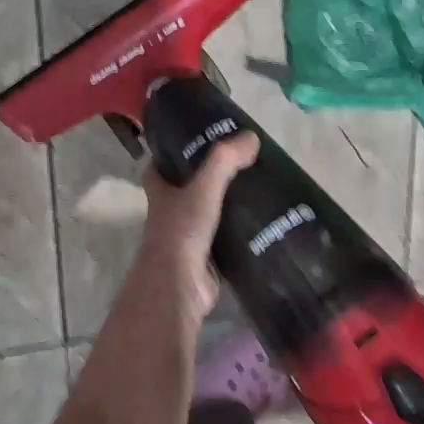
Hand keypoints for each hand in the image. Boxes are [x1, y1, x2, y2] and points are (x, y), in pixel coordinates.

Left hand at [132, 132, 259, 330]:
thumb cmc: (182, 232)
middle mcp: (171, 214)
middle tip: (240, 163)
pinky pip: (227, 240)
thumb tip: (251, 136)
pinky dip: (242, 232)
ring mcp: (188, 238)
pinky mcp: (208, 259)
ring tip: (259, 188)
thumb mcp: (203, 189)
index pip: (157, 167)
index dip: (169, 154)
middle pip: (187, 190)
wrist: (179, 287)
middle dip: (208, 178)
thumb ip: (224, 161)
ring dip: (228, 204)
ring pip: (209, 214)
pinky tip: (266, 222)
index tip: (194, 141)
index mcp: (161, 193)